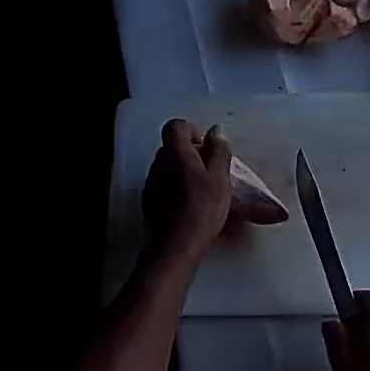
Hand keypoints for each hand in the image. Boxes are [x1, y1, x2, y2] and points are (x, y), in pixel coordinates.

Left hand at [143, 119, 232, 260]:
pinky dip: (176, 189)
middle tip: (211, 168)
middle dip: (192, 153)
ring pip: (168, 168)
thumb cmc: (201, 209)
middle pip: (172, 148)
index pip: (176, 126)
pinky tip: (191, 205)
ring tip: (204, 189)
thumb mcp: (220, 178)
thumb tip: (218, 131)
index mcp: (175, 153)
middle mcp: (158, 164)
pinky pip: (163, 186)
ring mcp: (151, 184)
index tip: (209, 146)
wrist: (176, 244)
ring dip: (184, 172)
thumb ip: (219, 152)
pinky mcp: (149, 202)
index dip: (193, 131)